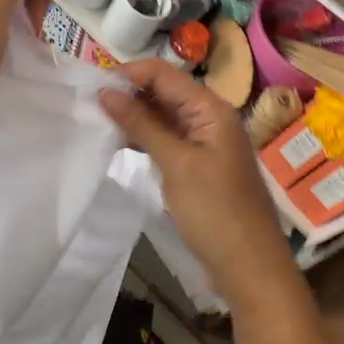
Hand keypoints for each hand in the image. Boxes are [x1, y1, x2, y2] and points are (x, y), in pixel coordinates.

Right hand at [99, 59, 296, 303]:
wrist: (252, 271)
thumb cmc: (216, 212)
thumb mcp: (176, 164)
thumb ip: (141, 124)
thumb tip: (105, 91)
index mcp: (211, 108)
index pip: (162, 72)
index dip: (127, 73)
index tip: (92, 87)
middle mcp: (209, 116)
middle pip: (162, 89)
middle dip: (128, 93)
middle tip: (90, 105)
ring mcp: (204, 141)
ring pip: (162, 114)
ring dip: (133, 115)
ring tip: (99, 122)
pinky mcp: (198, 163)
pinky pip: (167, 137)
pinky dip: (144, 136)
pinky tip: (120, 142)